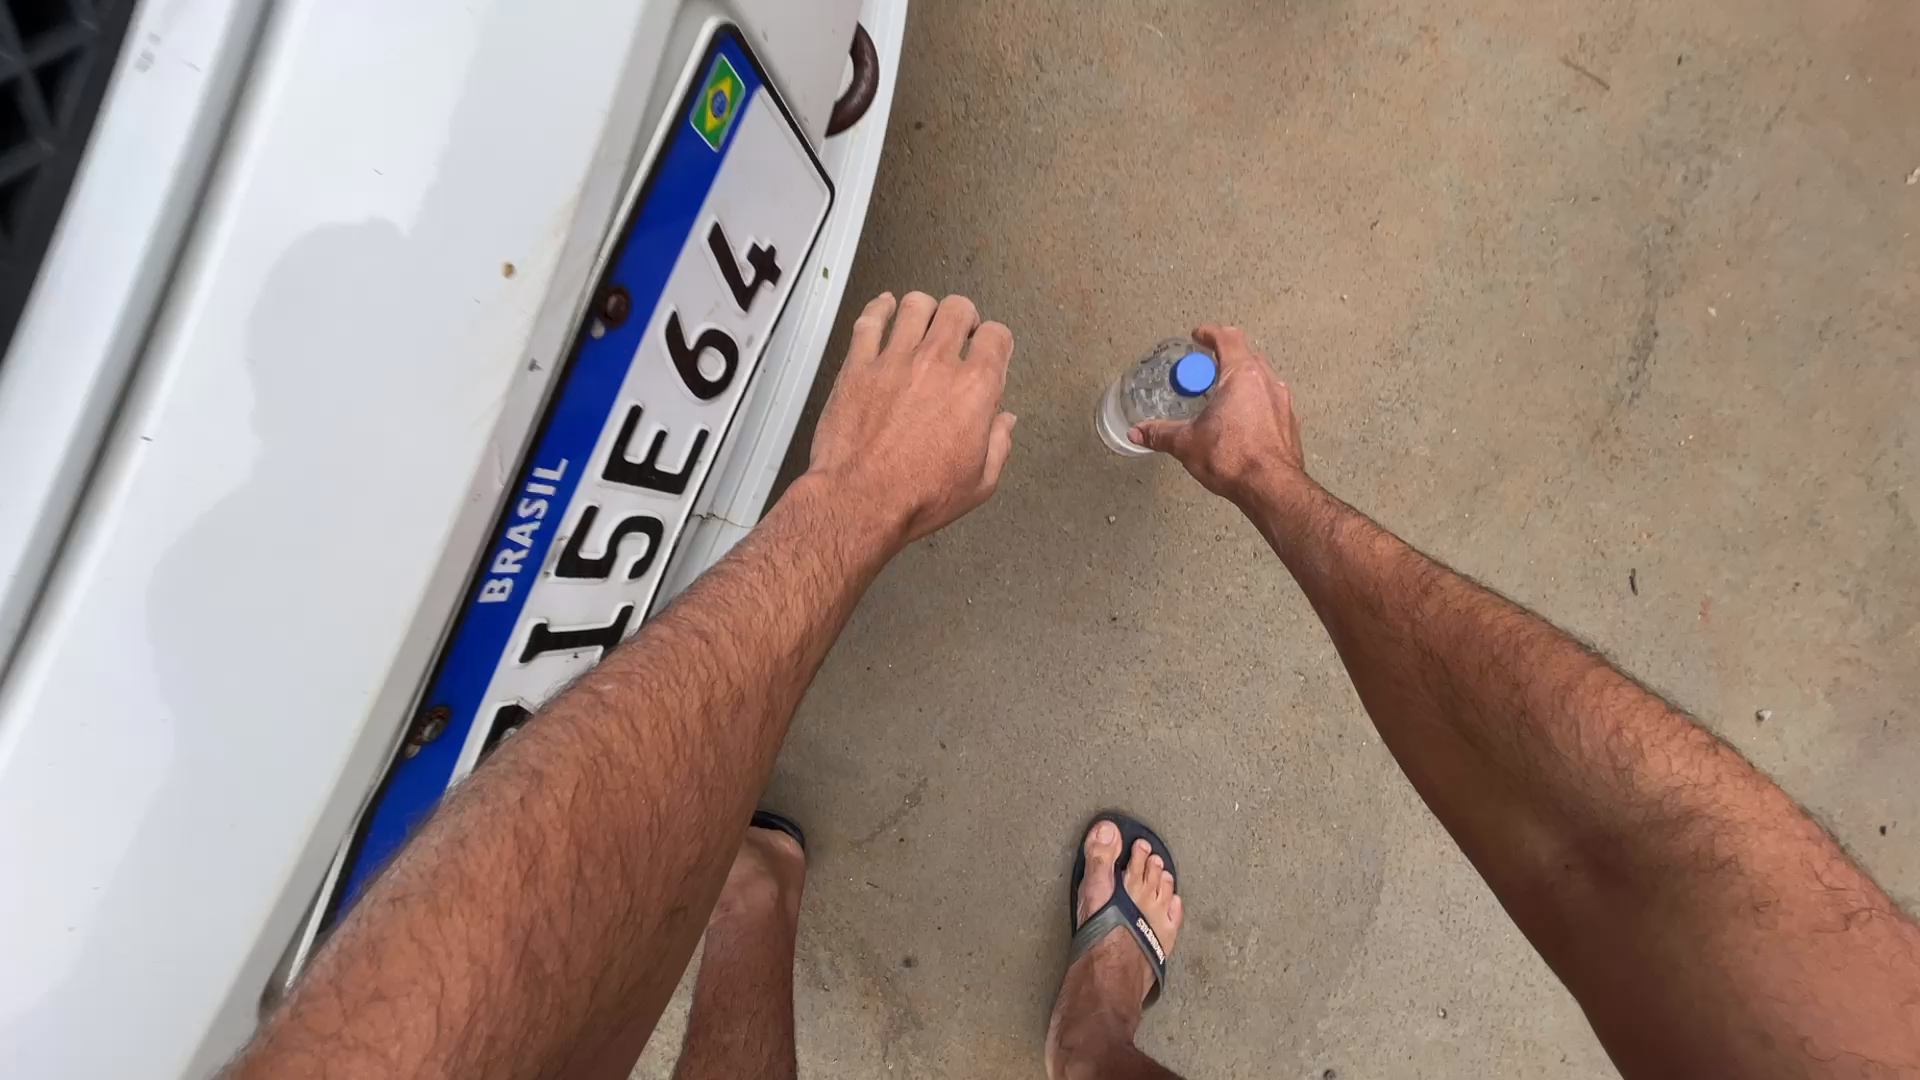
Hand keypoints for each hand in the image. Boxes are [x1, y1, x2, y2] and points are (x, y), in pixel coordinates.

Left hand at [805, 291, 1016, 544]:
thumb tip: (1005, 423)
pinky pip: (870, 320)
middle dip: (964, 317)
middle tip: (960, 331)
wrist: (861, 500)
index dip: (997, 342)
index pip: (997, 337)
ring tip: (925, 320)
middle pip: (958, 309)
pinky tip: (884, 307)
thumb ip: (999, 445)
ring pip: (916, 305)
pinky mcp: (858, 366)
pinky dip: (879, 308)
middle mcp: (937, 364)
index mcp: (975, 390)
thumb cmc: (918, 497)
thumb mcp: (980, 483)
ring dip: (926, 309)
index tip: (992, 350)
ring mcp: (895, 360)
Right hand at [1130, 325, 1309, 505]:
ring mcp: (1281, 403)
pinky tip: (1237, 425)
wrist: (1269, 487)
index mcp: (1242, 376)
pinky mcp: (1287, 424)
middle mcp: (1266, 383)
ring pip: (1259, 380)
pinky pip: (1268, 404)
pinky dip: (1251, 406)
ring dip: (1238, 384)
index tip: (1200, 336)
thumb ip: (1160, 434)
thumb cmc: (1235, 458)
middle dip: (1222, 361)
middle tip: (1203, 374)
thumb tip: (1140, 432)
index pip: (1228, 339)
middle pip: (1245, 357)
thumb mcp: (1186, 442)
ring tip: (1219, 400)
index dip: (1210, 334)